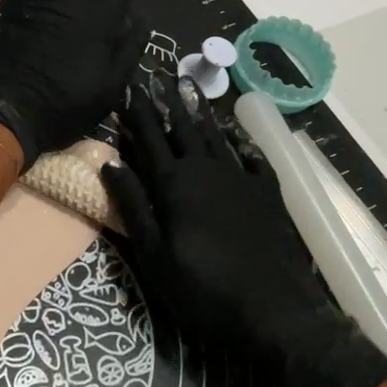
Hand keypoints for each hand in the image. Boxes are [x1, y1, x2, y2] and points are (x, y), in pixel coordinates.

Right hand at [103, 78, 386, 386]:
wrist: (277, 313)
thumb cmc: (204, 289)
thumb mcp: (154, 256)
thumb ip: (131, 206)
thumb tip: (110, 161)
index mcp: (174, 184)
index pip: (149, 137)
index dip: (138, 111)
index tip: (128, 86)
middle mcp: (206, 171)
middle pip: (183, 128)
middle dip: (168, 100)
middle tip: (159, 73)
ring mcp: (241, 179)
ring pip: (216, 135)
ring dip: (201, 111)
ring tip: (189, 86)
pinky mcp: (268, 194)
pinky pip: (253, 157)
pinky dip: (242, 141)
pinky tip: (235, 132)